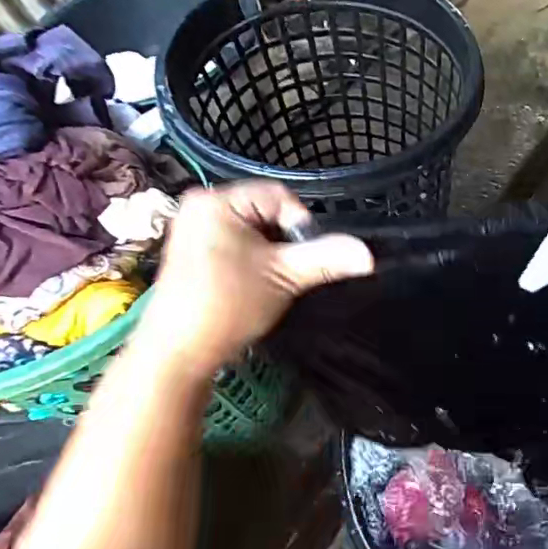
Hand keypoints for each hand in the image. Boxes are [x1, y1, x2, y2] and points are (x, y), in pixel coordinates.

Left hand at [131, 181, 371, 371]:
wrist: (179, 350)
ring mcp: (192, 230)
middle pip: (267, 213)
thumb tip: (368, 255)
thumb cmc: (227, 305)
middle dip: (284, 243)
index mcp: (216, 200)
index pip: (280, 197)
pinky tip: (252, 287)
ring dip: (270, 256)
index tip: (300, 260)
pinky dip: (253, 263)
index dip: (300, 227)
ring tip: (268, 282)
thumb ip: (327, 258)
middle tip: (286, 273)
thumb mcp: (285, 277)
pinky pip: (236, 245)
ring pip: (254, 232)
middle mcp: (199, 206)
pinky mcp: (192, 253)